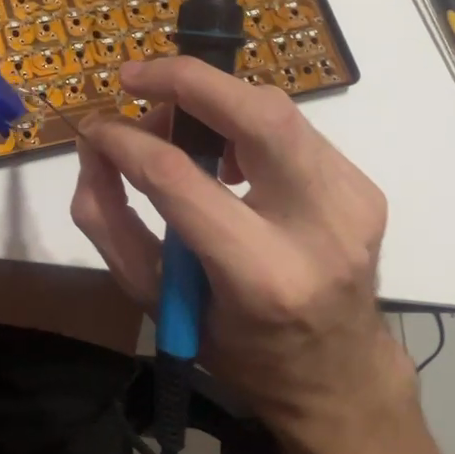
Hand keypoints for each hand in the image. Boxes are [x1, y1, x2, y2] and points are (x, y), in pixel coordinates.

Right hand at [69, 57, 409, 439]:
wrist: (337, 376)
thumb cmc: (232, 344)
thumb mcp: (151, 297)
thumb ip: (107, 219)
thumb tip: (91, 147)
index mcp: (260, 275)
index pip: (178, 178)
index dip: (125, 140)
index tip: (93, 129)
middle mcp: (319, 231)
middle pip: (259, 117)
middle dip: (187, 80)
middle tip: (132, 77)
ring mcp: (353, 203)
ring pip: (275, 109)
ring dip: (210, 99)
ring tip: (170, 125)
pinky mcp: (362, 186)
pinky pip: (289, 126)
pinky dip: (239, 119)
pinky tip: (217, 148)